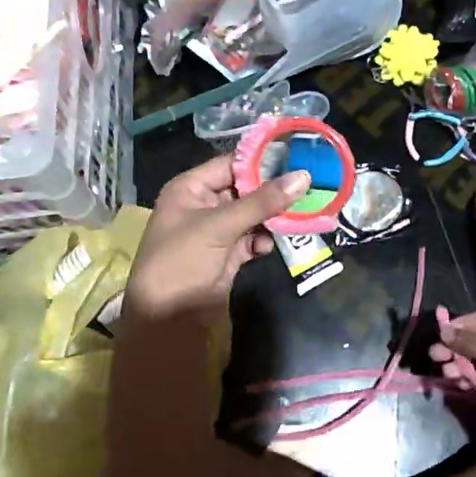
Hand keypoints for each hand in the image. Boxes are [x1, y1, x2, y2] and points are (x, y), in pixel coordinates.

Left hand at [126, 154, 310, 323]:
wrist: (167, 320)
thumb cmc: (182, 261)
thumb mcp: (220, 226)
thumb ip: (263, 201)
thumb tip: (303, 176)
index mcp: (190, 189)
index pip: (230, 165)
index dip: (261, 161)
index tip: (297, 156)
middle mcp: (202, 205)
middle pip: (245, 189)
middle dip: (273, 191)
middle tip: (308, 185)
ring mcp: (216, 231)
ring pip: (252, 215)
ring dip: (273, 217)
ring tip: (299, 215)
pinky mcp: (227, 254)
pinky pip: (252, 238)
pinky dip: (264, 240)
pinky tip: (269, 246)